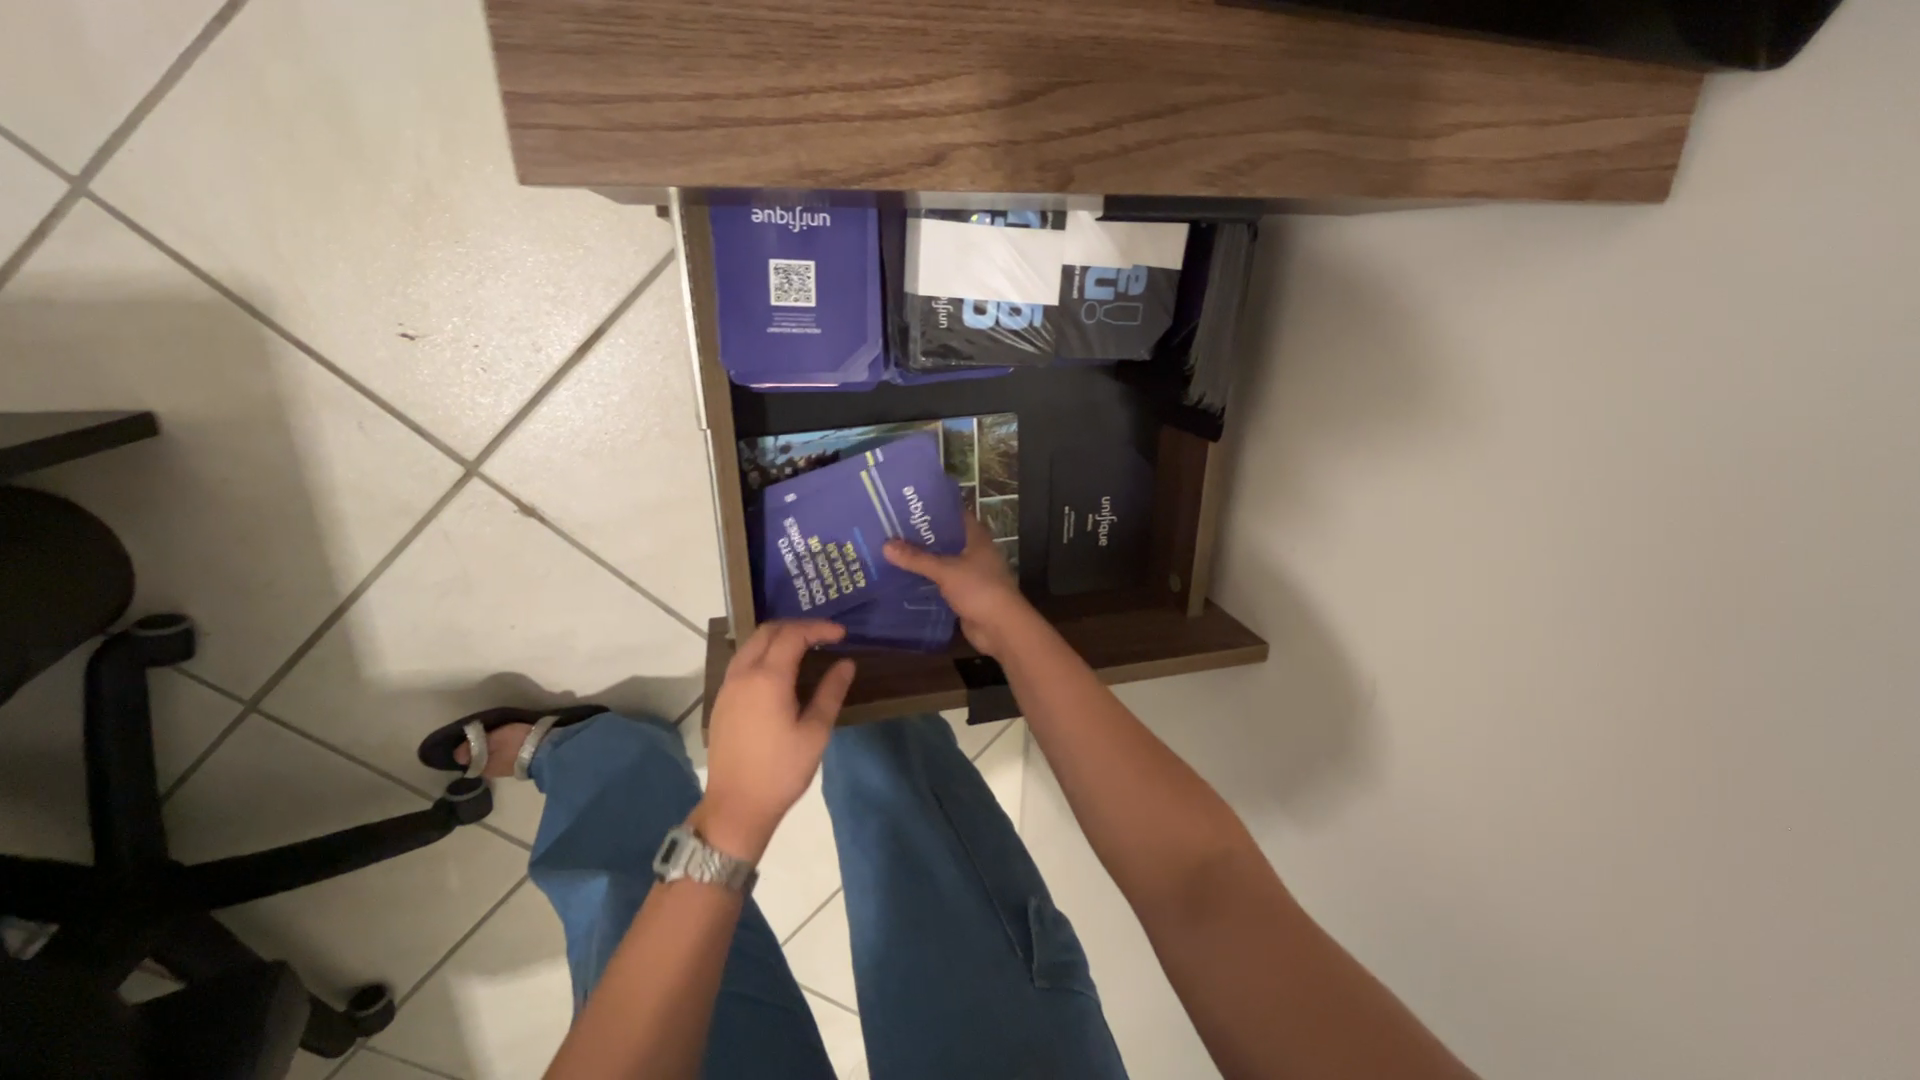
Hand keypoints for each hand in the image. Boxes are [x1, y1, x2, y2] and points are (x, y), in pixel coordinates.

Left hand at [698, 620, 855, 859]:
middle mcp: (742, 674)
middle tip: (824, 637)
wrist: (736, 806)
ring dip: (777, 639)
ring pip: (750, 645)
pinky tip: (780, 673)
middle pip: (767, 632)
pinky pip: (742, 663)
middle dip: (797, 627)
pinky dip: (763, 654)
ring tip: (804, 649)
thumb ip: (831, 692)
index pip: (793, 635)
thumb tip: (846, 664)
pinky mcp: (721, 701)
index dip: (819, 629)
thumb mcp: (815, 732)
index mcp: (767, 678)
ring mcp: (727, 687)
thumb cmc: (781, 771)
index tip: (841, 635)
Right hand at [884, 517, 1033, 656]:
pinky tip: (904, 577)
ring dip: (923, 558)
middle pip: (946, 538)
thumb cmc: (979, 590)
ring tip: (893, 550)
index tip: (909, 506)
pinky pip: (941, 581)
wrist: (1000, 628)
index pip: (955, 514)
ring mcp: (970, 573)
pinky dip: (926, 579)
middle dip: (922, 535)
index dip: (934, 509)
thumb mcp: (946, 570)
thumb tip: (886, 545)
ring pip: (942, 560)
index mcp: (977, 538)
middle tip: (892, 528)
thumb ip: (917, 558)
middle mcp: (975, 552)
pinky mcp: (963, 593)